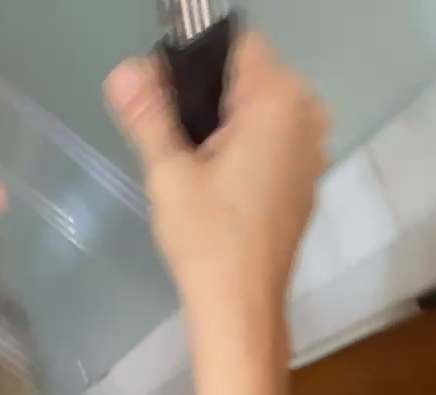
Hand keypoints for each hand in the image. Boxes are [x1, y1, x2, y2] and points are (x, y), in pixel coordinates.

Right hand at [104, 35, 327, 327]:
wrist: (240, 307)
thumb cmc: (205, 240)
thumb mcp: (169, 174)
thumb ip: (148, 115)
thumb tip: (122, 70)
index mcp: (277, 99)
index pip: (234, 45)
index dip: (191, 67)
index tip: (163, 109)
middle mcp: (307, 113)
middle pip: (247, 79)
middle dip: (207, 103)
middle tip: (175, 153)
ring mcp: (312, 148)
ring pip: (259, 115)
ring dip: (224, 131)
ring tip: (193, 175)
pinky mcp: (306, 180)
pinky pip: (271, 145)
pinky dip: (244, 155)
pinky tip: (219, 194)